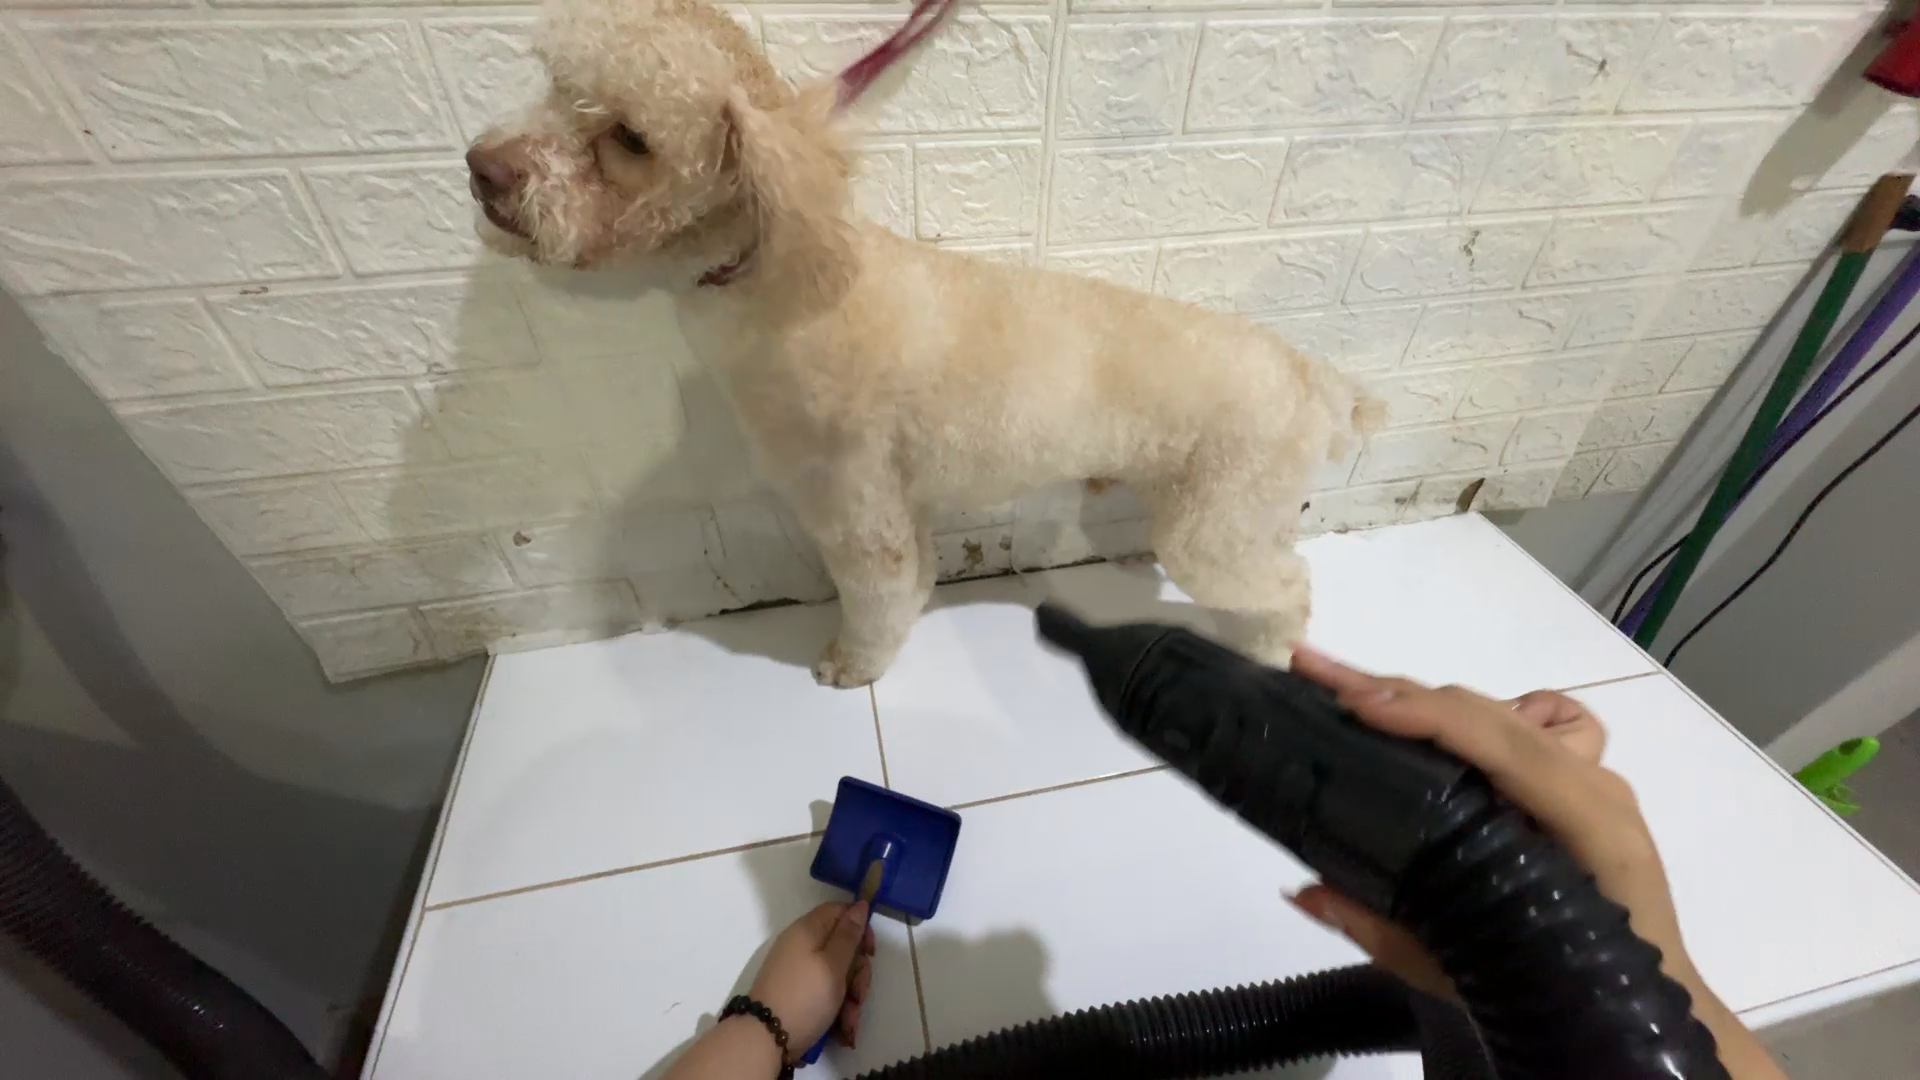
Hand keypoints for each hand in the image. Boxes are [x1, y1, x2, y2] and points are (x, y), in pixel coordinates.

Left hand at [749, 901, 876, 1056]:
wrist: (762, 1041)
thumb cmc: (804, 997)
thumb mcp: (834, 964)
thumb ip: (850, 935)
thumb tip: (860, 904)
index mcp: (808, 929)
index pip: (840, 911)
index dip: (860, 927)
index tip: (870, 953)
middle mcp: (801, 945)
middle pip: (841, 946)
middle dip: (857, 973)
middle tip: (860, 995)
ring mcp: (797, 971)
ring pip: (835, 974)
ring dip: (849, 997)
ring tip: (850, 1022)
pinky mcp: (795, 994)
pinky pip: (822, 992)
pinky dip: (835, 1008)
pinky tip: (842, 1030)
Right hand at [1284, 648, 1693, 1003]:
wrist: (1645, 1006)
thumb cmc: (1567, 993)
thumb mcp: (1470, 973)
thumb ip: (1386, 931)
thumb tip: (1300, 890)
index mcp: (1589, 832)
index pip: (1506, 747)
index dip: (1428, 716)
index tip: (1355, 705)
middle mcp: (1591, 788)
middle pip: (1484, 712)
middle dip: (1392, 690)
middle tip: (1314, 673)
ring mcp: (1585, 774)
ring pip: (1492, 706)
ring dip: (1413, 695)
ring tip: (1343, 688)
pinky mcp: (1571, 774)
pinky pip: (1528, 716)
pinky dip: (1471, 710)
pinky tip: (1427, 721)